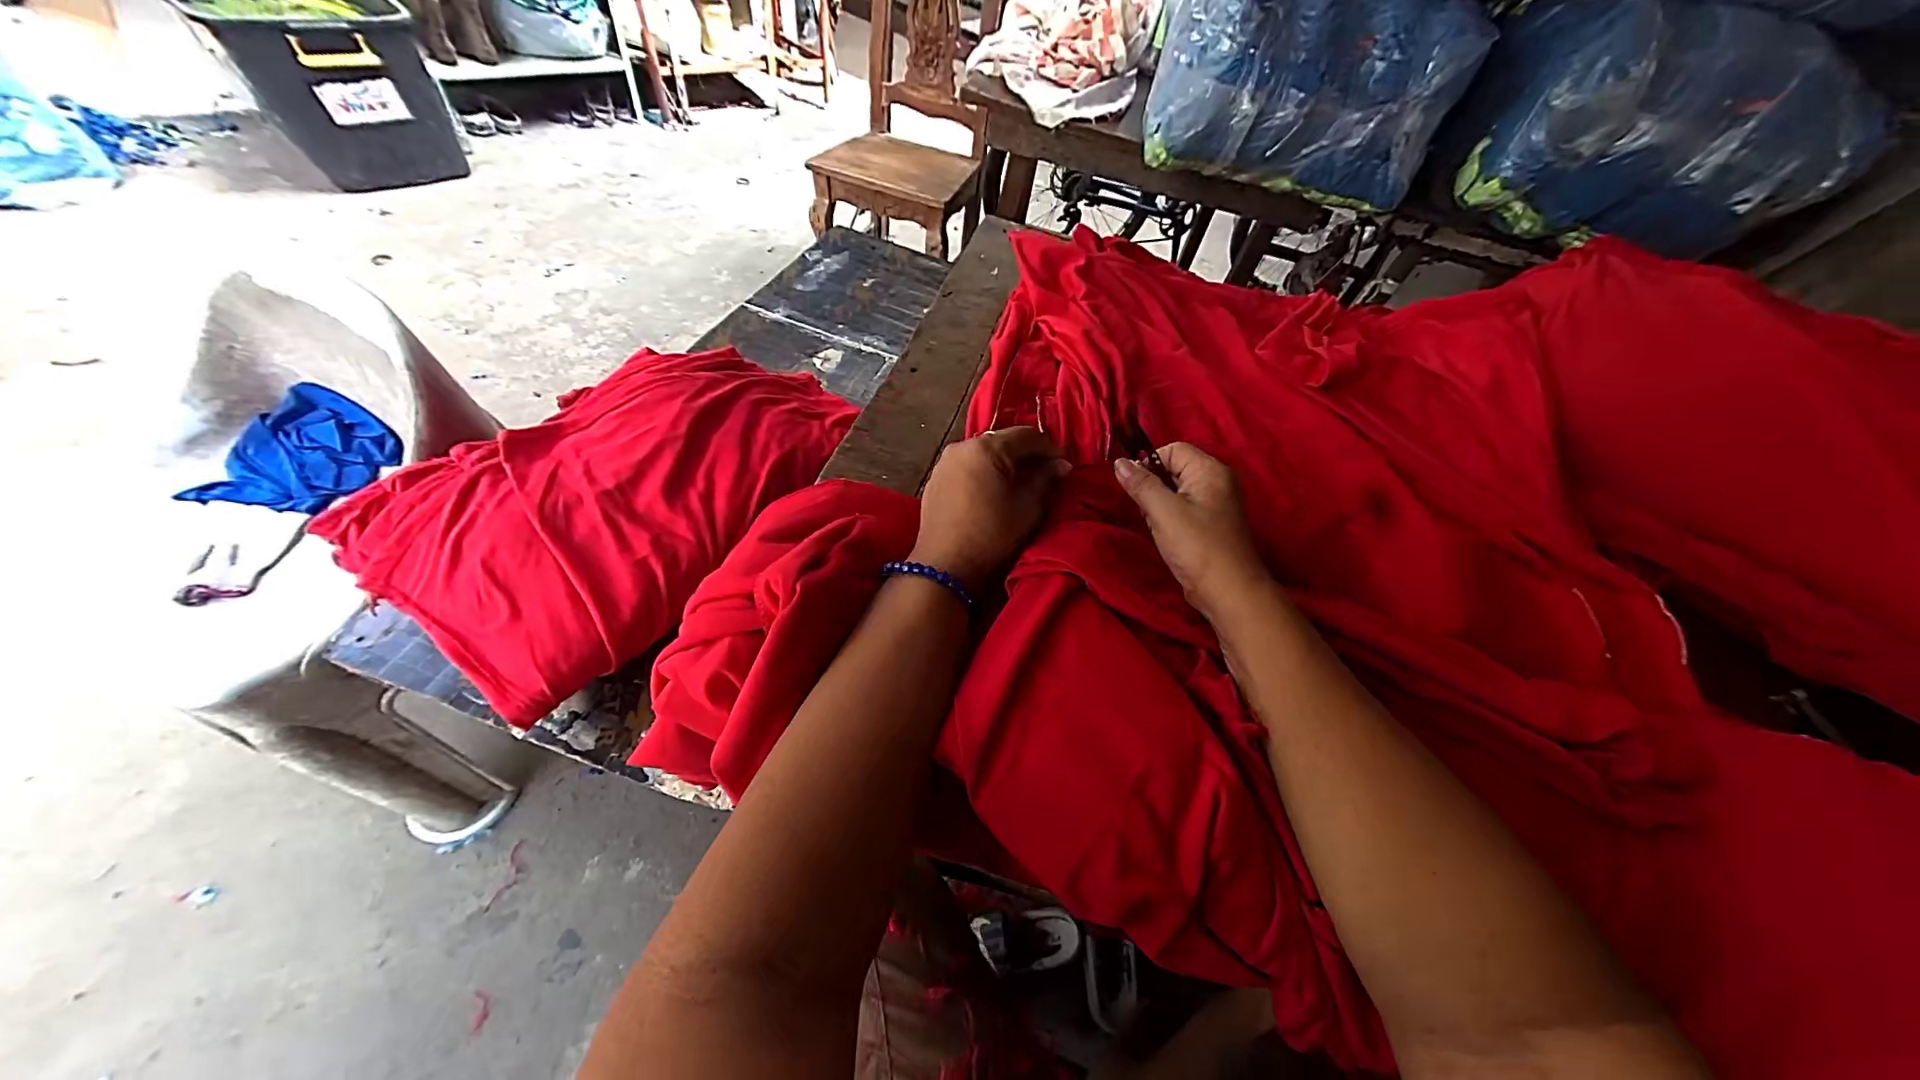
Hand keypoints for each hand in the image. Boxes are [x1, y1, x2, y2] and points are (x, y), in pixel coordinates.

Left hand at [910, 427, 1070, 592]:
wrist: (944, 566)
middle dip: (1025, 454)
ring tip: (1019, 483)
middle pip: (1002, 441)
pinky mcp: (935, 480)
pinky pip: (966, 467)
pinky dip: (983, 473)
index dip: (1049, 447)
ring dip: (1003, 463)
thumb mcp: (1028, 509)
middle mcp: (962, 446)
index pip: (1027, 435)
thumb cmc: (992, 535)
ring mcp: (944, 463)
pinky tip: (991, 492)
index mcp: (986, 448)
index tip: (1062, 464)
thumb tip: (1060, 464)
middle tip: (1044, 473)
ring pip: (982, 453)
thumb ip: (1046, 480)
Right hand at [1113, 443, 1271, 618]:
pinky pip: (1182, 510)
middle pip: (1173, 470)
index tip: (1137, 489)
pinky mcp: (1210, 524)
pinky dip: (1168, 520)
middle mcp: (1217, 481)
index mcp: (1210, 470)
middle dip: (1153, 488)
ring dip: (1159, 507)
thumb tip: (1119, 463)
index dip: (1149, 464)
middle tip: (1150, 512)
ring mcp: (1215, 503)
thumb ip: (1140, 484)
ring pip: (1174, 492)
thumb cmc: (1197, 546)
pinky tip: (1167, 537)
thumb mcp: (1163, 512)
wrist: (1228, 590)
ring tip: (1160, 527)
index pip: (1172, 450)